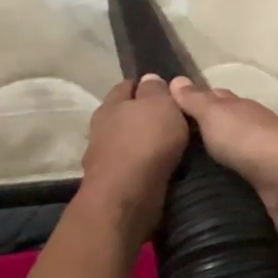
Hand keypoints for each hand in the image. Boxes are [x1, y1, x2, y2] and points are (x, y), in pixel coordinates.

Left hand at [80, 75, 189, 247]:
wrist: (126, 198)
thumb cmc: (145, 142)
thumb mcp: (160, 105)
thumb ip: (156, 90)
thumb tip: (149, 79)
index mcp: (110, 104)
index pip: (128, 85)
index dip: (147, 86)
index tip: (168, 92)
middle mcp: (102, 128)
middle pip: (127, 115)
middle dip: (146, 117)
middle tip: (175, 121)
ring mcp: (104, 158)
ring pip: (130, 143)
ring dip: (147, 145)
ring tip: (173, 147)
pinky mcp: (112, 184)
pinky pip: (134, 167)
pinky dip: (146, 167)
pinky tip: (163, 169)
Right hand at [168, 76, 277, 226]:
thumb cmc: (247, 139)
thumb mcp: (214, 114)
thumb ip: (195, 100)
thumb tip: (175, 79)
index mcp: (239, 107)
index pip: (212, 98)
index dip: (191, 102)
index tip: (165, 112)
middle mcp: (248, 128)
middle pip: (219, 127)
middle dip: (196, 134)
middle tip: (162, 148)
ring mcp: (255, 157)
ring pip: (224, 154)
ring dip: (206, 161)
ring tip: (172, 174)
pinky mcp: (259, 185)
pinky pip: (231, 179)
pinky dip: (217, 181)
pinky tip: (198, 190)